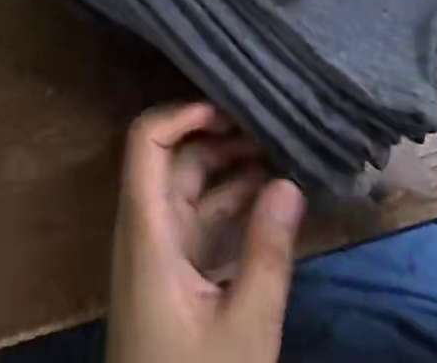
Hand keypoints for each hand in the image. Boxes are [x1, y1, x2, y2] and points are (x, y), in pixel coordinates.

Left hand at [106, 103, 304, 362]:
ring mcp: (163, 252)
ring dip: (233, 168)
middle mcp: (149, 230)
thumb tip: (291, 182)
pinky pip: (205, 220)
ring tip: (283, 152)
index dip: (182, 114)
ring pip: (193, 187)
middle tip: (273, 126)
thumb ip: (268, 252)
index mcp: (147, 232)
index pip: (145, 143)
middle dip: (221, 135)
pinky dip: (236, 202)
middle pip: (176, 159)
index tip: (230, 108)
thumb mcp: (245, 327)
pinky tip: (274, 196)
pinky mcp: (178, 274)